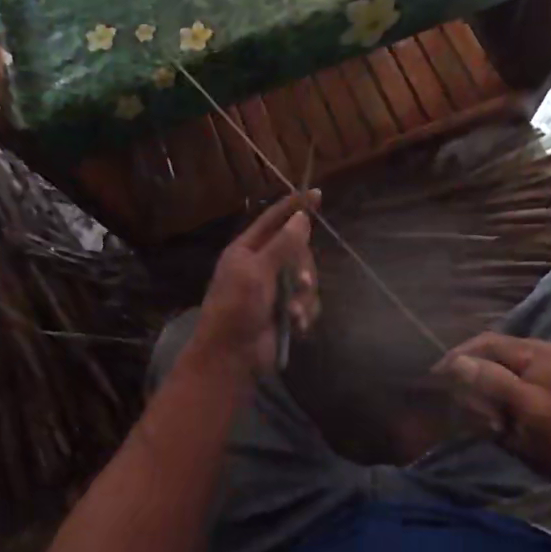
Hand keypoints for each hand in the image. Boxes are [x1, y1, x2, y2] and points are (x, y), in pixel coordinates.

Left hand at [186, 190, 321, 376]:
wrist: (232, 357)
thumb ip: (283, 245)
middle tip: (300, 282)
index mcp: (247, 251)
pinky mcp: (286, 313)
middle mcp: (262, 267)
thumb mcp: (257, 273)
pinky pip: (308, 304)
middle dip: (303, 268)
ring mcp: (275, 291)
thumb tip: (303, 218)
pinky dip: (304, 314)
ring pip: (307, 280)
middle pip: (298, 252)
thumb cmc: (236, 309)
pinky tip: (296, 325)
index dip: (295, 207)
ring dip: (303, 298)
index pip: (274, 221)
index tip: (318, 194)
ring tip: (292, 312)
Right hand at [433, 333, 550, 487]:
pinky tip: (484, 423)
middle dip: (466, 377)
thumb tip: (456, 362)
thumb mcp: (528, 408)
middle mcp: (535, 360)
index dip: (456, 356)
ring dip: (477, 394)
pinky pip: (503, 396)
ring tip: (463, 412)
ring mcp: (538, 382)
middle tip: (443, 397)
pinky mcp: (538, 404)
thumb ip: (493, 381)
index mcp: (534, 353)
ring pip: (493, 378)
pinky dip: (489, 407)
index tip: (432, 377)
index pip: (484, 343)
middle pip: (488, 358)